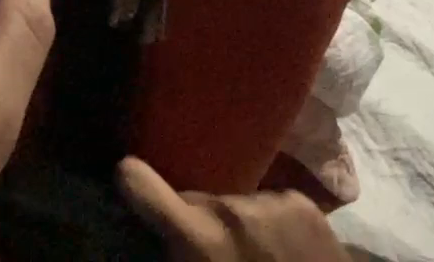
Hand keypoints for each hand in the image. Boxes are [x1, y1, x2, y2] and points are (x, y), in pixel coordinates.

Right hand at [118, 157, 349, 261]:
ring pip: (233, 205)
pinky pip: (269, 205)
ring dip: (239, 229)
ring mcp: (270, 202)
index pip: (136, 179)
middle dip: (199, 224)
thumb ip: (176, 258)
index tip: (131, 189)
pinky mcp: (303, 205)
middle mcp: (229, 209)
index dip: (130, 183)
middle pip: (195, 200)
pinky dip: (272, 226)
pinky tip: (287, 256)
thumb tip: (147, 246)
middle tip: (218, 261)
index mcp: (198, 238)